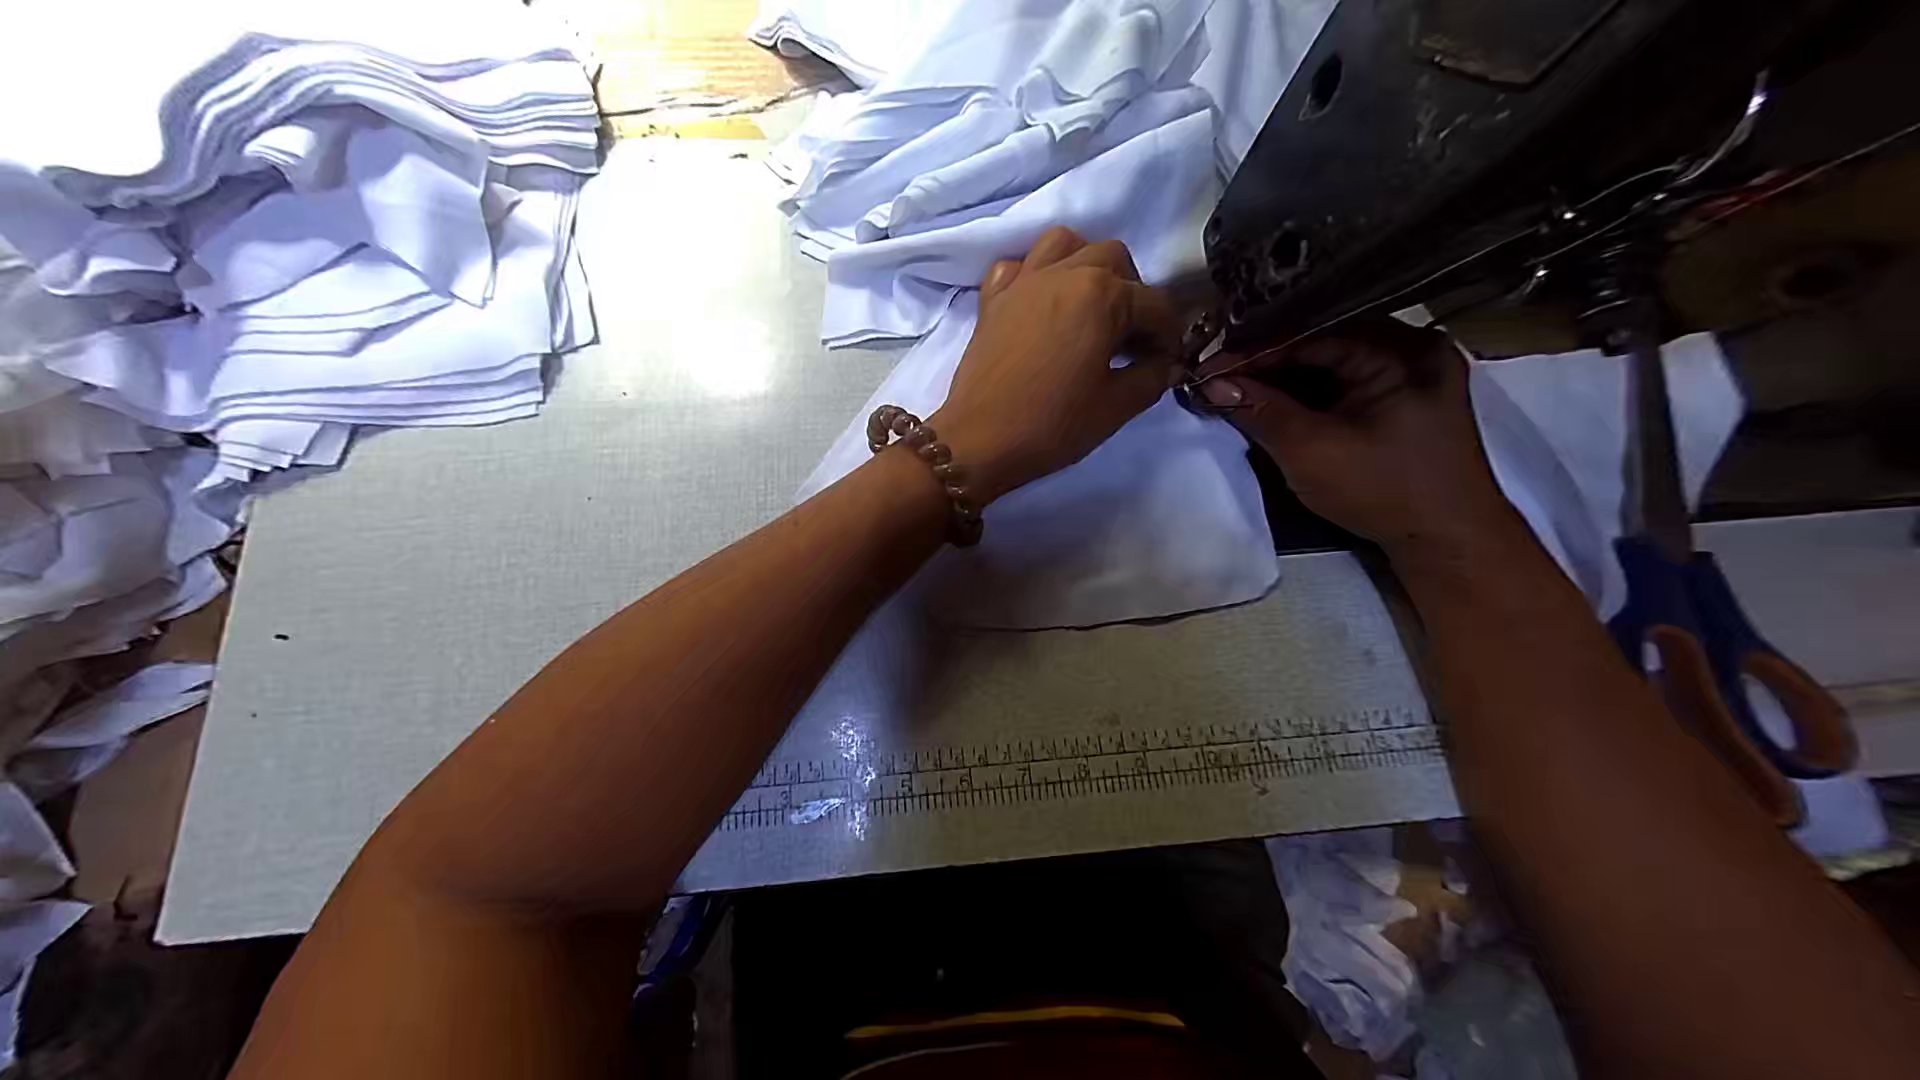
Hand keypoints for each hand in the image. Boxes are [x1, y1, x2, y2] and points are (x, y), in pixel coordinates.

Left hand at [931, 227, 1181, 503]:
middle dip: (1133, 294)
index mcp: (1101, 295)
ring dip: (1086, 265)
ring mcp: (1022, 281)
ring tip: (1089, 306)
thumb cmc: (1052, 426)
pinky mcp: (992, 299)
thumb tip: (1167, 364)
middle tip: (1130, 338)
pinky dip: (1034, 274)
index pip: (1155, 305)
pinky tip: (1041, 305)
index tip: (1166, 363)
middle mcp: (1063, 273)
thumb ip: (1152, 377)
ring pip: (1065, 244)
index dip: (1168, 336)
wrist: (979, 442)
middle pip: (1114, 260)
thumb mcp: (1115, 407)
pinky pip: (1017, 266)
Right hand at [1195, 320, 1518, 557]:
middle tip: (1218, 377)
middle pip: (1322, 343)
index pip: (1311, 334)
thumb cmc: (1381, 490)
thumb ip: (1259, 411)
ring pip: (1331, 364)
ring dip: (1283, 379)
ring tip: (1236, 389)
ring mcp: (1411, 376)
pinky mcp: (1402, 402)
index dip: (1254, 352)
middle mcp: (1412, 350)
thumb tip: (1211, 384)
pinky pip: (1344, 383)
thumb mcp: (1309, 450)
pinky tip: (1272, 401)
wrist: (1444, 540)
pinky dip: (1306, 393)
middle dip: (1266, 363)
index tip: (1209, 369)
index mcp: (1401, 351)